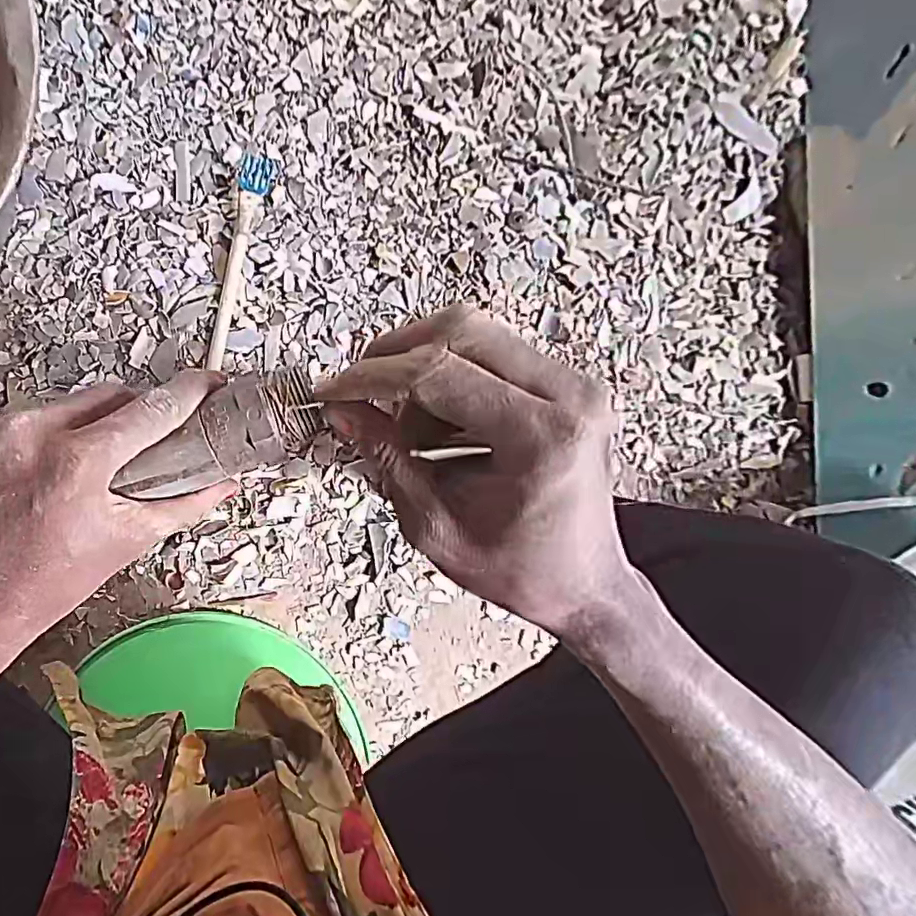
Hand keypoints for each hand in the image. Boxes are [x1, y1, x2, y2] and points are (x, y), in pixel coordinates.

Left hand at [0, 373, 236, 709]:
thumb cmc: (41, 585)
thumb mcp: (125, 542)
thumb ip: (180, 505)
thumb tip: (216, 485)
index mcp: (76, 463)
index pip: (151, 409)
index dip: (189, 392)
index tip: (206, 384)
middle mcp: (35, 434)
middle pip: (113, 395)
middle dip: (140, 413)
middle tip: (153, 441)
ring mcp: (3, 430)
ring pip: (75, 402)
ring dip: (98, 424)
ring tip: (101, 465)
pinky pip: (40, 416)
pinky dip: (59, 434)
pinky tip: (61, 468)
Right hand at [317, 306, 634, 638]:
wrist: (580, 585)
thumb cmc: (521, 570)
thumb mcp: (434, 526)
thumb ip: (387, 459)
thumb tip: (345, 412)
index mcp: (542, 436)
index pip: (437, 372)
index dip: (370, 377)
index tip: (334, 390)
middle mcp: (569, 396)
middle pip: (460, 330)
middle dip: (392, 357)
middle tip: (357, 394)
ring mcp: (571, 385)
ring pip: (472, 335)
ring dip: (419, 375)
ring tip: (407, 434)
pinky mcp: (562, 387)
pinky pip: (489, 356)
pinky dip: (444, 384)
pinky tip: (435, 431)